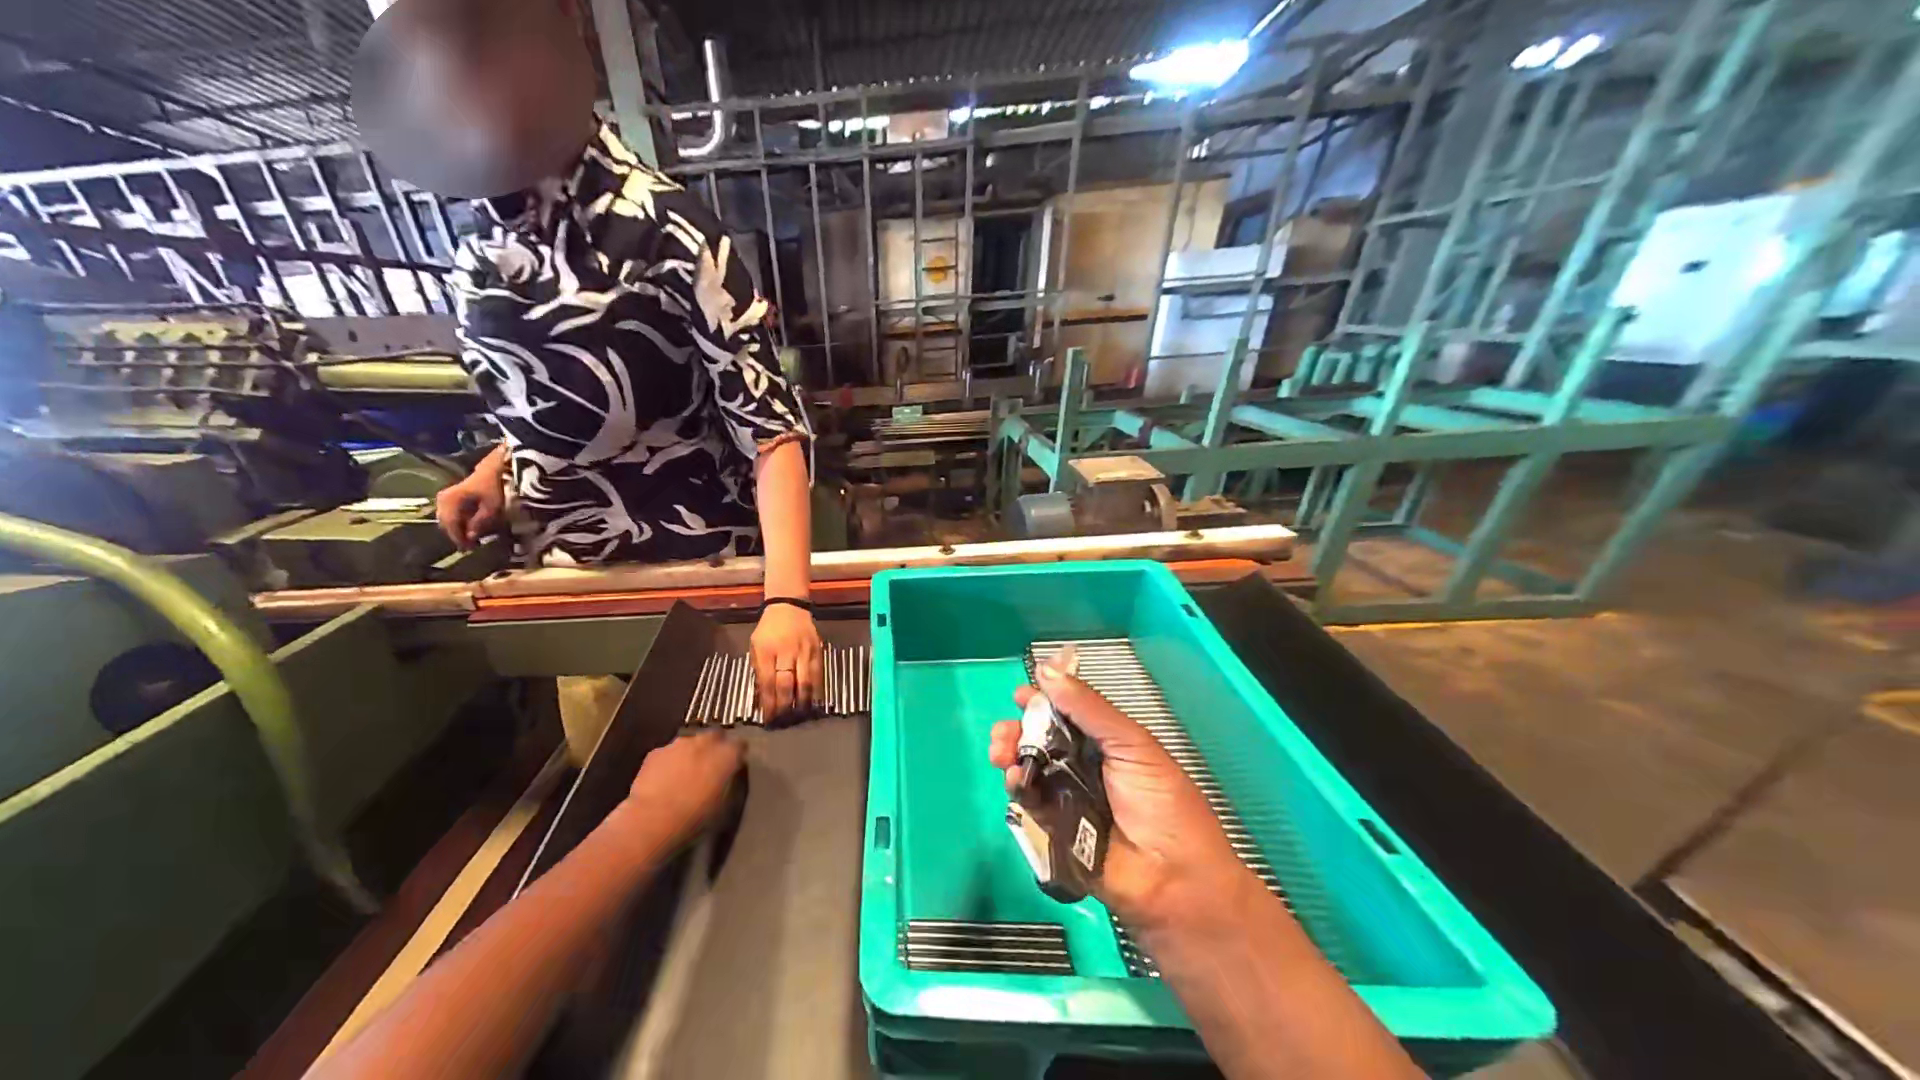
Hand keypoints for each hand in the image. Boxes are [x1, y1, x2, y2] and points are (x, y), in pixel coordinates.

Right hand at [434, 471, 504, 549]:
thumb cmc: (493, 488)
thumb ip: (480, 522)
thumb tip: (470, 537)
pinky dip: (459, 523)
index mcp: (450, 501)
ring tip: (471, 539)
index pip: (451, 525)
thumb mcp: (491, 507)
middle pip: (446, 524)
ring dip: (458, 530)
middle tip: (471, 546)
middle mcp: (442, 500)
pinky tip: (469, 528)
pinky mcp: (448, 499)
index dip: (459, 538)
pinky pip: (450, 515)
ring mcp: (443, 499)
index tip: (469, 548)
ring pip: (447, 521)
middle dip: (458, 535)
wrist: (493, 471)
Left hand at [624, 731, 745, 847]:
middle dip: (714, 748)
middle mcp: (706, 741)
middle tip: (709, 768)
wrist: (653, 820)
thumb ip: (731, 782)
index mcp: (728, 753)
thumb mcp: (726, 804)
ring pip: (690, 743)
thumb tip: (731, 775)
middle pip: (715, 736)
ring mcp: (679, 744)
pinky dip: (669, 762)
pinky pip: (668, 753)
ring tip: (684, 775)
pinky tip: (663, 780)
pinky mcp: (656, 752)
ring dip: (691, 753)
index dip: (737, 756)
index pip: (740, 745)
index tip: (733, 767)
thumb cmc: (697, 817)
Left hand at [750, 602, 824, 722]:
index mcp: (766, 651)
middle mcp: (786, 652)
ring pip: (805, 682)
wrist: (789, 608)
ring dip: (802, 701)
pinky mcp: (818, 651)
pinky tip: (813, 701)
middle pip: (787, 684)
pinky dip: (815, 690)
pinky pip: (817, 675)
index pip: (767, 682)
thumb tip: (763, 697)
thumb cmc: (769, 630)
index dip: (768, 703)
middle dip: (785, 706)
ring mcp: (804, 651)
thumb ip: (759, 670)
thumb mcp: (756, 646)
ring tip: (799, 715)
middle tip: (783, 720)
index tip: (768, 718)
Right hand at [988, 661, 1255, 931]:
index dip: (1044, 701)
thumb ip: (1088, 708)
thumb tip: (1047, 670)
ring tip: (1001, 751)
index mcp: (1107, 743)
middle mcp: (1084, 767)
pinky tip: (1012, 778)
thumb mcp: (1131, 744)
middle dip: (1017, 729)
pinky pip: (1028, 802)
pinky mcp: (1053, 829)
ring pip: (1029, 768)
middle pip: (1041, 740)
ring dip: (1010, 754)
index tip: (1021, 693)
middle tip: (1005, 730)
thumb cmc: (1161, 803)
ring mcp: (1067, 798)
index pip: (1068, 714)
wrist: (1172, 880)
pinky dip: (1015, 787)